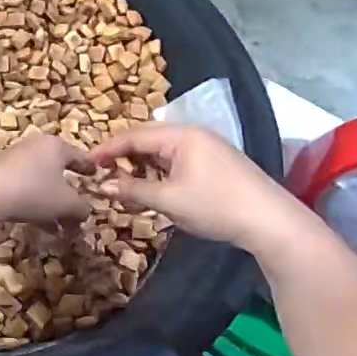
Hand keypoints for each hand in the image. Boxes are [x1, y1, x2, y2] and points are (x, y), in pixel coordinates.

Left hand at [0, 133, 92, 224]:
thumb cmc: (34, 192)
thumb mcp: (66, 203)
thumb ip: (81, 208)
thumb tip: (85, 212)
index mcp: (55, 145)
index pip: (79, 155)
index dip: (89, 168)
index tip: (95, 176)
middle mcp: (35, 147)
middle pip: (58, 171)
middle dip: (68, 196)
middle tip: (77, 212)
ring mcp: (14, 159)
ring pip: (40, 183)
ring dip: (52, 205)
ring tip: (60, 228)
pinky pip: (23, 188)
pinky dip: (34, 204)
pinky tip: (40, 226)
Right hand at [90, 123, 305, 248]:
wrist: (270, 221)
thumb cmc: (216, 206)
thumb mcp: (169, 200)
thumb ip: (133, 190)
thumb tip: (102, 185)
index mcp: (180, 135)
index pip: (133, 136)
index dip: (107, 149)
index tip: (86, 163)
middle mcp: (193, 133)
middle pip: (148, 138)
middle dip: (122, 155)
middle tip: (101, 172)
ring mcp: (207, 146)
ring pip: (162, 149)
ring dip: (141, 164)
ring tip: (123, 182)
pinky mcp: (215, 161)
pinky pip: (177, 158)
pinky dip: (159, 169)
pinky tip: (152, 185)